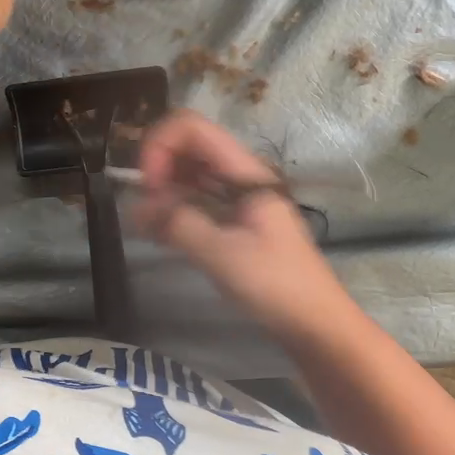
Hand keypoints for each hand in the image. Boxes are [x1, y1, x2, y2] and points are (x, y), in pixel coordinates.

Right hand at [133, 110, 352, 341]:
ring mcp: (237, 197)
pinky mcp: (234, 221)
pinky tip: (159, 231)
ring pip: (190, 172)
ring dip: (163, 186)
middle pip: (189, 145)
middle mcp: (240, 176)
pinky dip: (173, 207)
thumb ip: (178, 224)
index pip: (192, 128)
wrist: (318, 326)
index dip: (160, 145)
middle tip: (145, 203)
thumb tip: (136, 208)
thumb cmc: (277, 285)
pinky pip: (196, 198)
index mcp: (245, 173)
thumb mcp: (222, 254)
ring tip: (147, 221)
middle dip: (158, 164)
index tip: (148, 184)